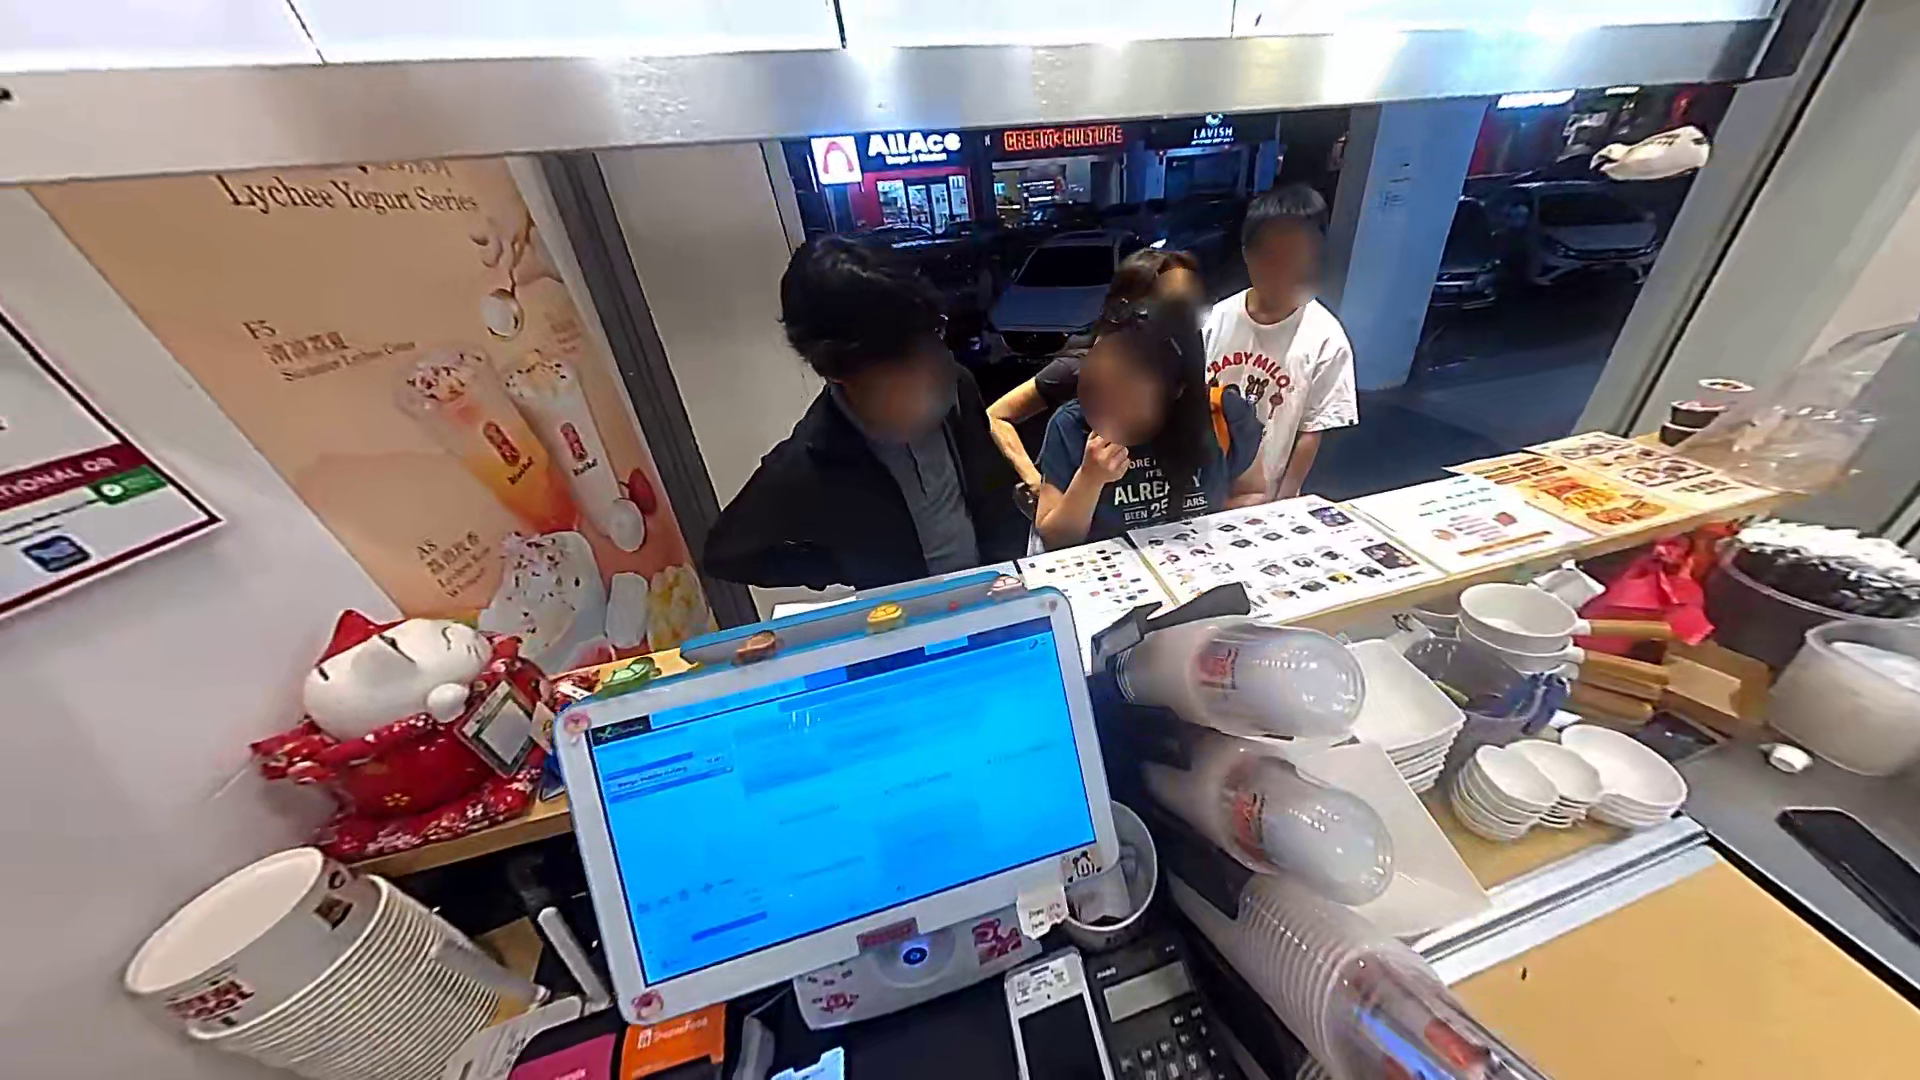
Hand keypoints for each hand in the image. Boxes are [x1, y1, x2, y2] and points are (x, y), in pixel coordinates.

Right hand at [1079, 433, 1130, 484]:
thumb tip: (1108, 418)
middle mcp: (1103, 457)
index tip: (1119, 431)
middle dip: (1119, 443)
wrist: (1089, 479)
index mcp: (1094, 447)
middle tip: (1115, 445)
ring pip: (1125, 451)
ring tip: (1113, 455)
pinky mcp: (1118, 474)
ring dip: (1121, 451)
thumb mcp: (1090, 442)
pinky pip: (1128, 461)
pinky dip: (1124, 460)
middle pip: (1121, 443)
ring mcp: (1111, 467)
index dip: (1116, 432)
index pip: (1111, 435)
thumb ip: (1098, 430)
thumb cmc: (1091, 457)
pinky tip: (1115, 463)